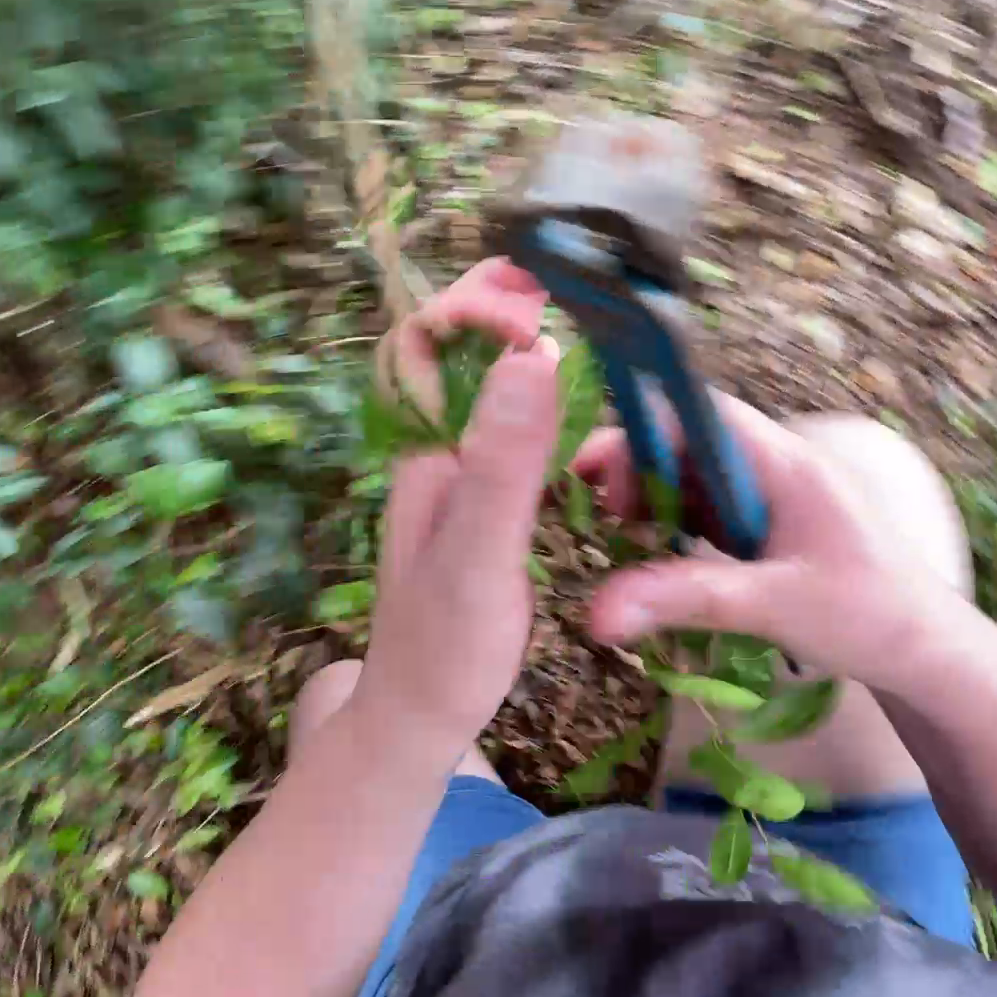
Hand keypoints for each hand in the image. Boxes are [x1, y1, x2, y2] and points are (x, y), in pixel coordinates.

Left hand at [349, 260, 562, 751]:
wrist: (419, 713)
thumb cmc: (444, 647)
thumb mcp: (476, 559)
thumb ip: (500, 466)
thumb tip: (531, 357)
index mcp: (420, 455)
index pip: (420, 345)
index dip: (470, 310)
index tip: (537, 315)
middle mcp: (431, 455)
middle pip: (449, 355)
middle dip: (495, 307)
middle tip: (559, 283)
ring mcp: (454, 481)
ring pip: (478, 390)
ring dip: (517, 347)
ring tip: (576, 327)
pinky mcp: (479, 507)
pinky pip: (504, 433)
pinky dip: (538, 403)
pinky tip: (577, 412)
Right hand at [574, 393, 962, 690]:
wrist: (926, 652)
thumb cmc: (868, 617)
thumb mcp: (772, 605)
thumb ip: (686, 599)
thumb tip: (597, 614)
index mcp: (785, 464)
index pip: (703, 415)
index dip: (643, 429)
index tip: (594, 468)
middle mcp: (774, 467)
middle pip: (689, 441)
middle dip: (637, 466)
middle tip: (606, 511)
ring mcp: (771, 496)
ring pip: (694, 475)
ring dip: (651, 494)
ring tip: (620, 529)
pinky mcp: (767, 525)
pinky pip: (707, 507)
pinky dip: (673, 520)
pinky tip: (655, 548)